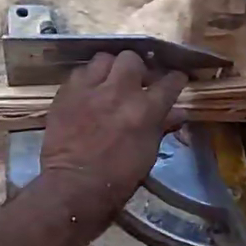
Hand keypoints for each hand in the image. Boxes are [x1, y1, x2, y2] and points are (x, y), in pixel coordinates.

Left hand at [38, 50, 187, 223]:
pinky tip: (88, 92)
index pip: (169, 82)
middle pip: (132, 59)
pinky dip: (88, 79)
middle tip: (136, 82)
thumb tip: (179, 113)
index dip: (175, 79)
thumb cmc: (118, 178)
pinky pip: (80, 72)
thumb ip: (162, 127)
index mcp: (146, 110)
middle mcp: (120, 92)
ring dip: (110, 68)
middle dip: (137, 68)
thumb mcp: (148, 153)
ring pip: (104, 58)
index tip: (175, 81)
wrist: (74, 187)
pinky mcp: (67, 93)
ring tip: (109, 82)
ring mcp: (91, 89)